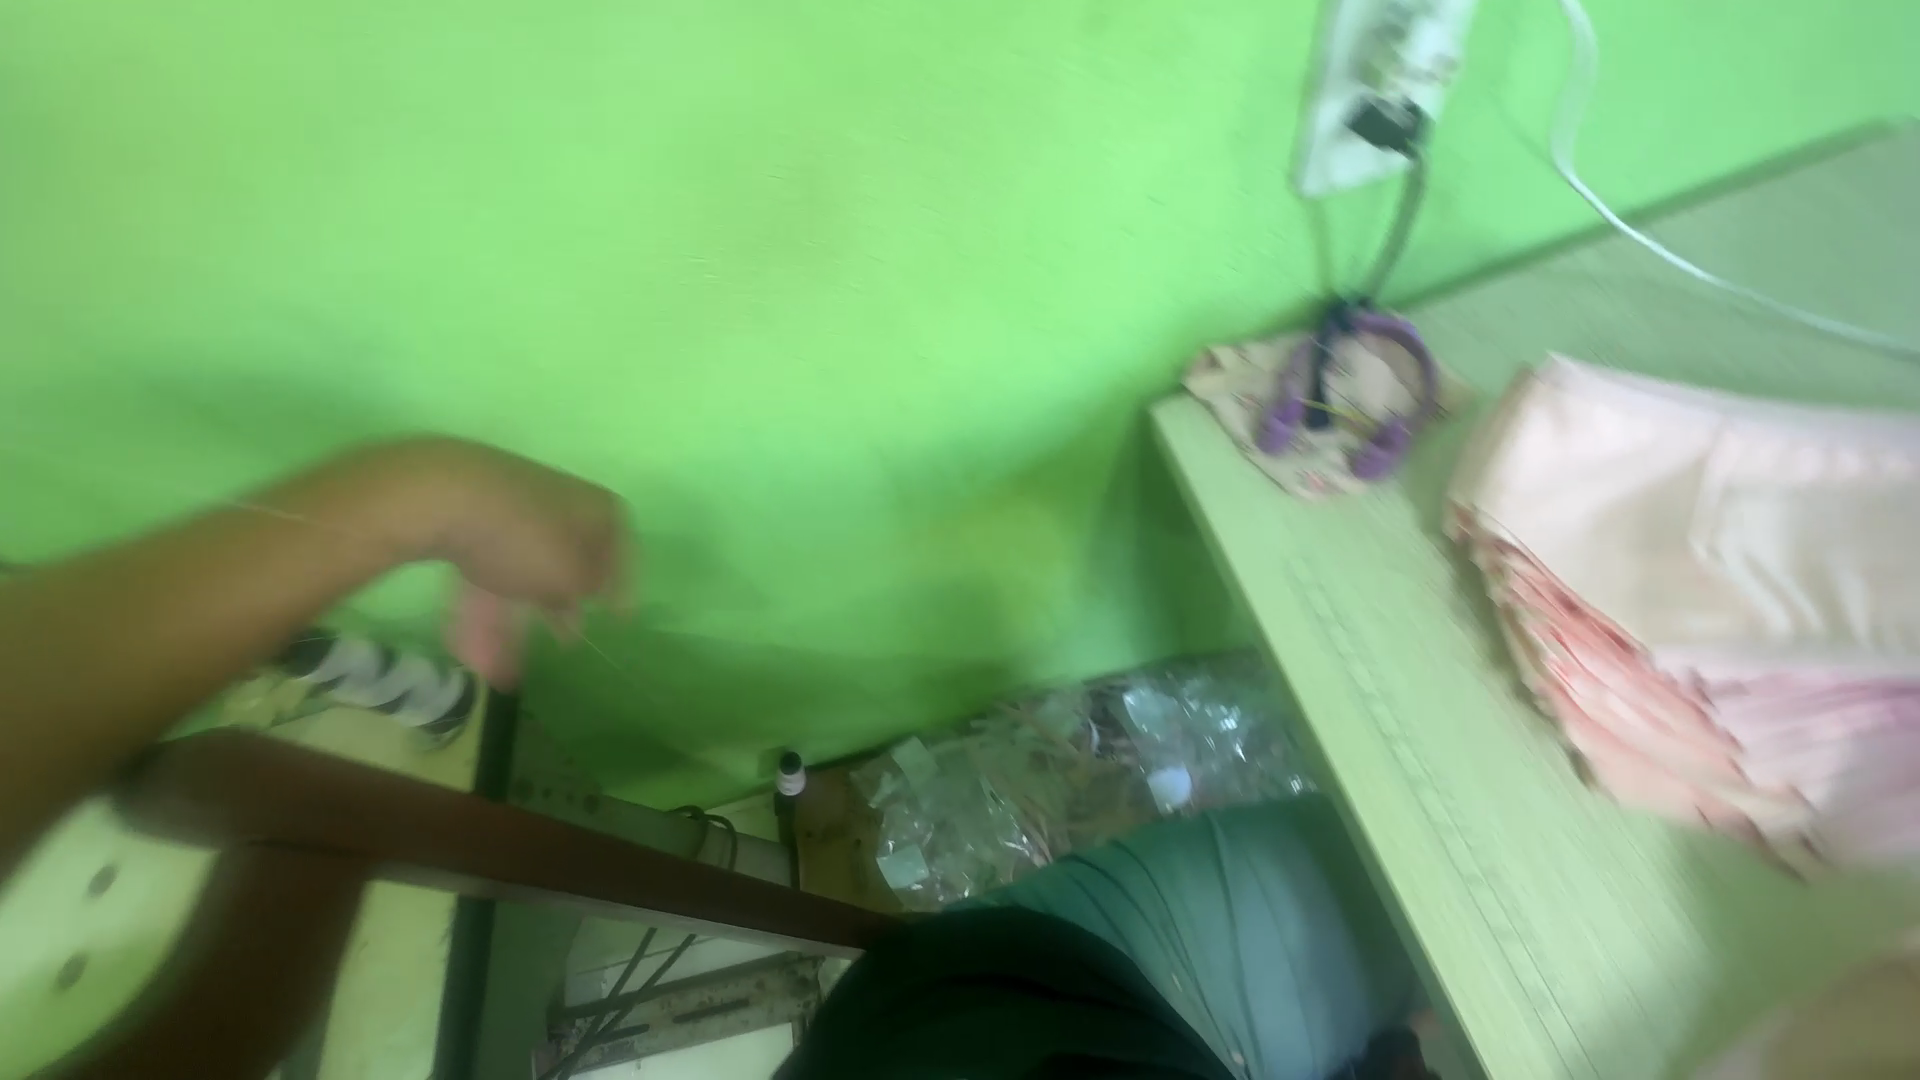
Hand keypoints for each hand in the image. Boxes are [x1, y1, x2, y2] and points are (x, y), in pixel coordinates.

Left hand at [334, 438, 629, 685]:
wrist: (440, 497)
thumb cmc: (526, 539)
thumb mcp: (572, 577)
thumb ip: (588, 589)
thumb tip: (588, 589)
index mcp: (598, 511)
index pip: (621, 551)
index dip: (620, 587)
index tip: (619, 618)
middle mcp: (560, 507)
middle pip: (567, 563)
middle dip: (562, 608)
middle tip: (567, 641)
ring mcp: (511, 513)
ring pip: (519, 577)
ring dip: (514, 626)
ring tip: (505, 674)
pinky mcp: (467, 524)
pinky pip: (483, 577)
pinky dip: (482, 615)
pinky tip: (473, 656)